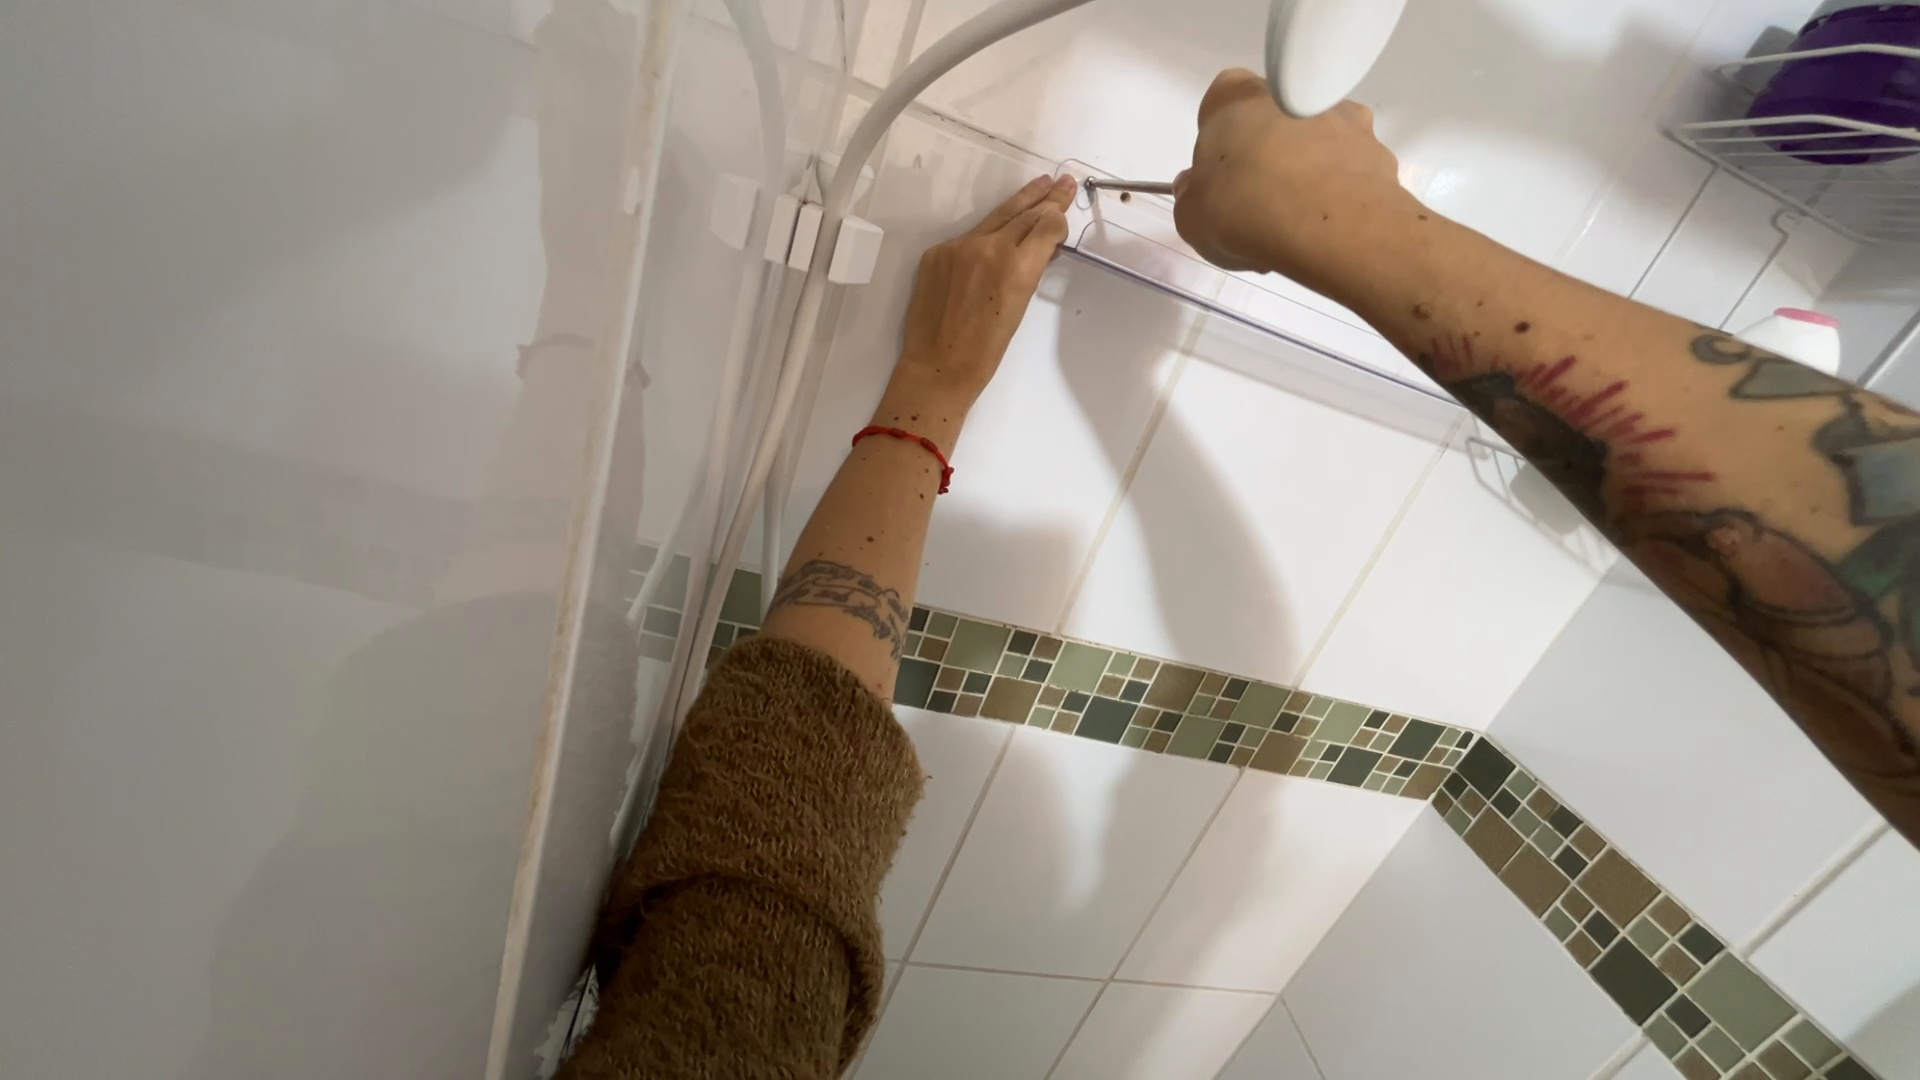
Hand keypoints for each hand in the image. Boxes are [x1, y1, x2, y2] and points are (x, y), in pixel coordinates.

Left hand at [891, 174, 1076, 409]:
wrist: (937, 367)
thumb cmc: (984, 353)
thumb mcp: (1019, 309)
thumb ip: (1029, 273)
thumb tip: (1040, 251)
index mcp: (1015, 268)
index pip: (1046, 225)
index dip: (1058, 217)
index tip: (1064, 215)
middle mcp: (988, 248)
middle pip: (1024, 214)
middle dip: (1047, 199)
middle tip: (1063, 183)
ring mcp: (958, 247)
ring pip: (996, 218)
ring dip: (1021, 203)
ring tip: (1040, 186)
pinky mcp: (937, 253)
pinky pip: (969, 238)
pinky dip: (986, 237)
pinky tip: (996, 236)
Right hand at [1173, 69, 1413, 291]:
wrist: (1328, 225)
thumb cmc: (1243, 210)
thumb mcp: (1191, 218)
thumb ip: (1189, 199)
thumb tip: (1195, 187)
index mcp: (1235, 98)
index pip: (1218, 104)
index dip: (1214, 143)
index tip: (1214, 179)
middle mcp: (1290, 93)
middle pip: (1268, 124)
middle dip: (1259, 158)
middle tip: (1248, 207)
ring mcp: (1340, 116)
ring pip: (1309, 144)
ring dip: (1298, 175)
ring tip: (1286, 226)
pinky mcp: (1373, 148)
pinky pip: (1342, 170)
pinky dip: (1330, 193)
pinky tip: (1316, 230)